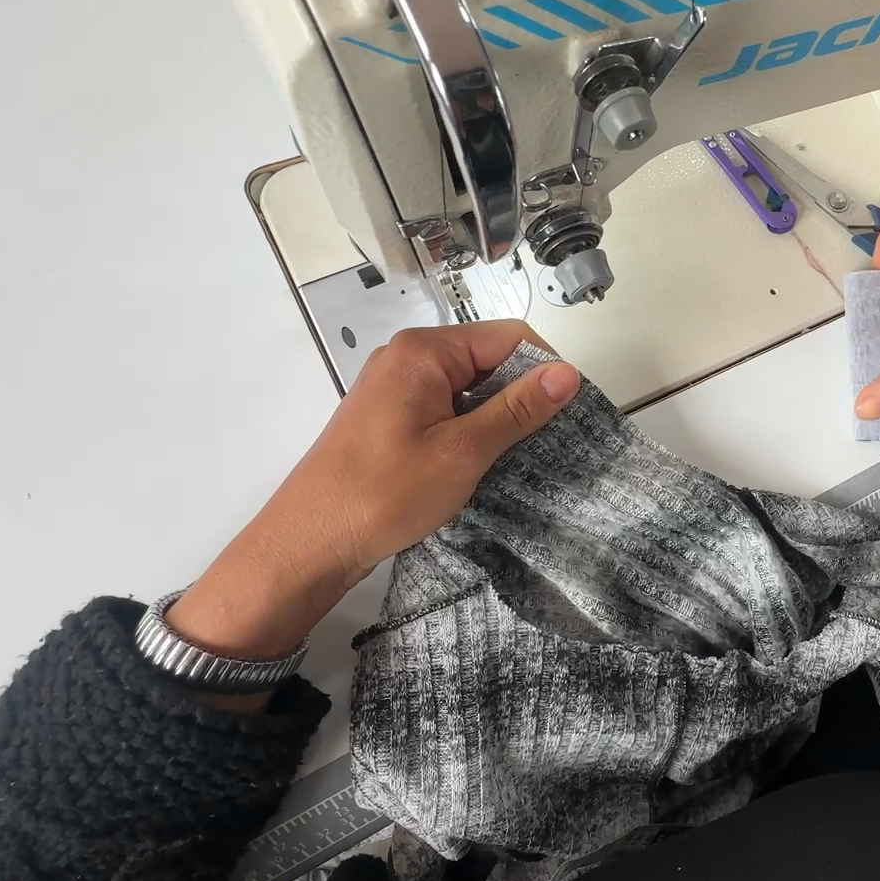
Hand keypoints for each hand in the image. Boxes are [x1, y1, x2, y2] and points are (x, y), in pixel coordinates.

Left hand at [166, 321, 580, 671]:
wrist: (309, 543)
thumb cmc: (386, 493)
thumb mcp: (464, 451)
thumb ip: (518, 408)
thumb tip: (569, 372)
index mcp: (425, 351)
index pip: (509, 337)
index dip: (544, 369)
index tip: (564, 413)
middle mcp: (408, 356)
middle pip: (489, 357)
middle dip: (521, 392)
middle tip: (541, 440)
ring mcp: (396, 384)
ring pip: (470, 384)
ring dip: (496, 413)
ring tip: (511, 454)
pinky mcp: (390, 413)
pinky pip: (447, 404)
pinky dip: (470, 425)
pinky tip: (478, 459)